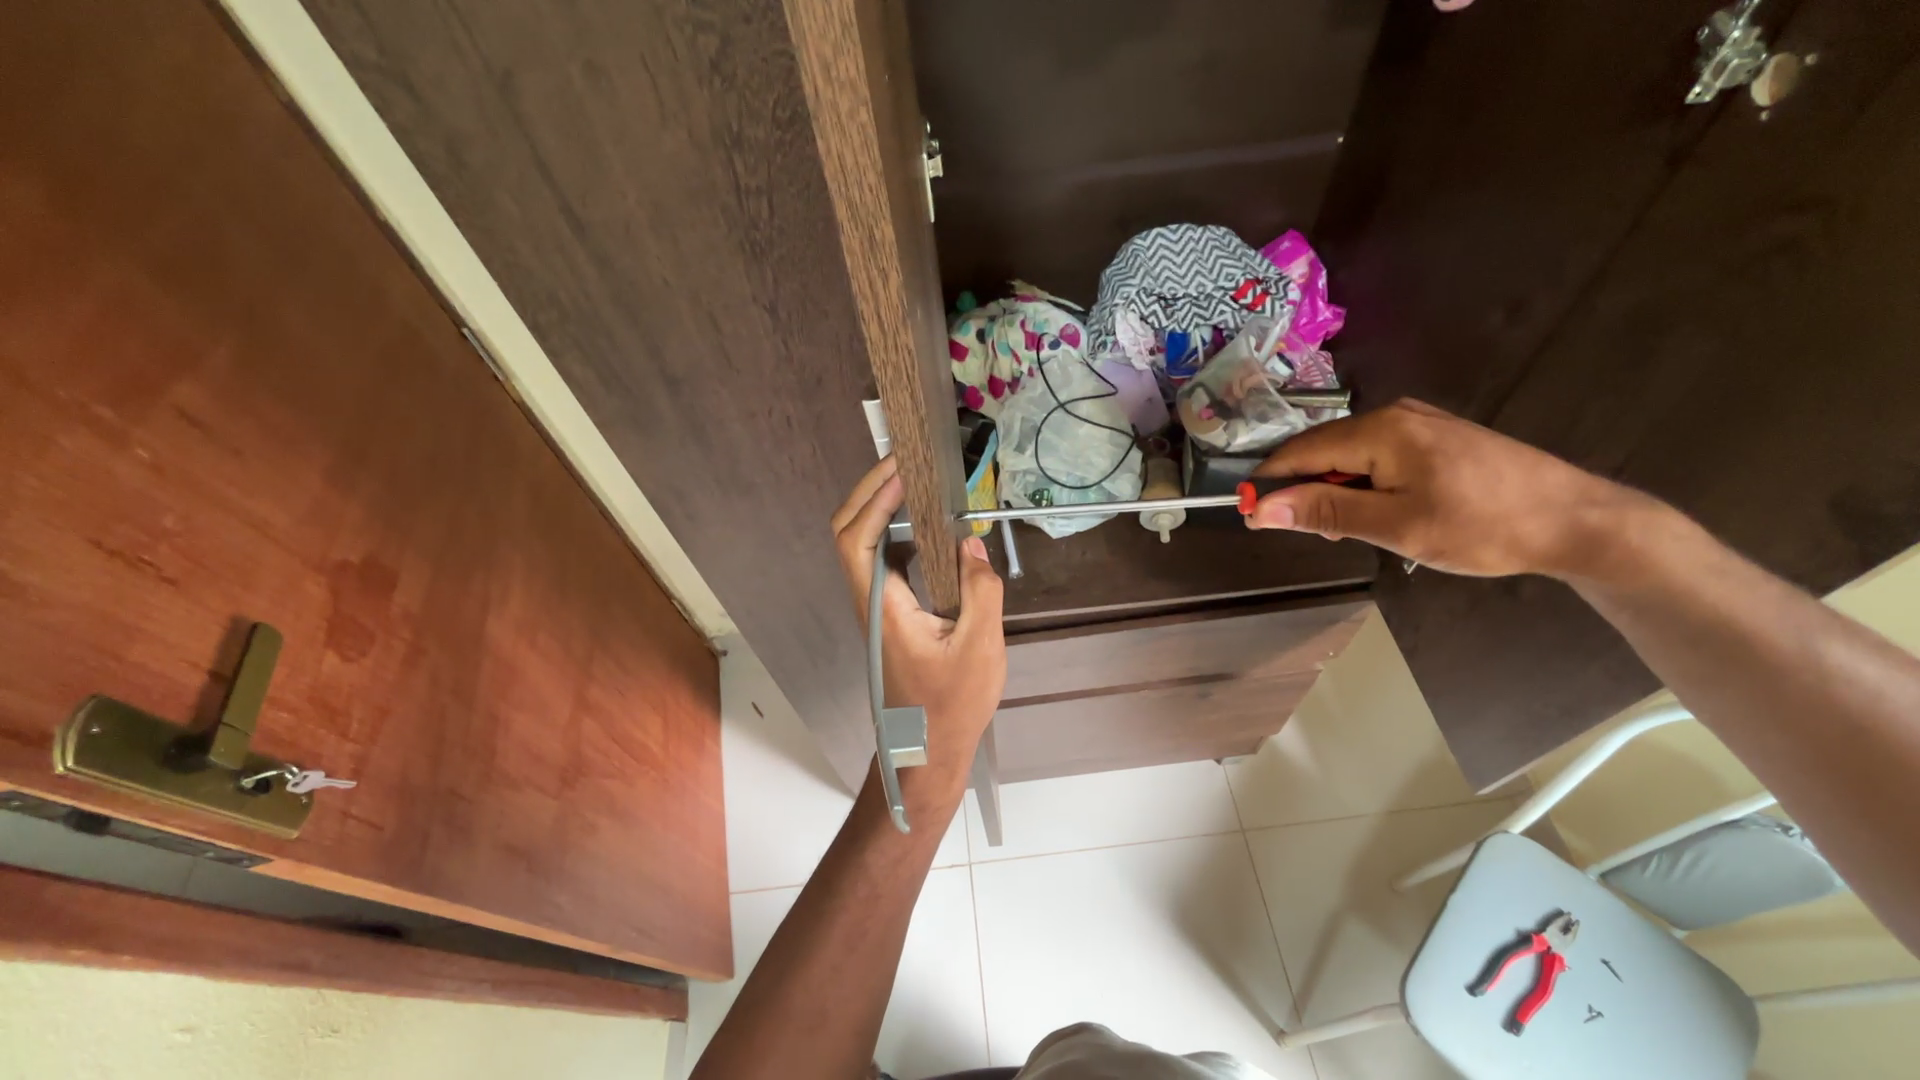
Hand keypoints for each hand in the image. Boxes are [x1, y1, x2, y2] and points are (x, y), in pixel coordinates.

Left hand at [832, 458, 1006, 761]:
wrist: (928, 751)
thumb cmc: (952, 706)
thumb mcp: (980, 647)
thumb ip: (980, 591)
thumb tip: (971, 544)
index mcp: (882, 608)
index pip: (857, 540)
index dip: (873, 498)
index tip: (902, 469)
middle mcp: (871, 603)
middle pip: (848, 534)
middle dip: (869, 491)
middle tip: (903, 461)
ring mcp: (878, 610)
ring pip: (863, 547)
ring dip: (880, 508)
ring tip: (914, 481)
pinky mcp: (892, 617)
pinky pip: (885, 563)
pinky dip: (897, 533)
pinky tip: (926, 525)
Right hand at [1247, 399, 1659, 578]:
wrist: (1576, 520)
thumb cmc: (1481, 526)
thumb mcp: (1395, 525)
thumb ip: (1325, 511)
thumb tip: (1259, 508)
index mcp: (1380, 429)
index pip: (1299, 451)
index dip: (1268, 485)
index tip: (1248, 518)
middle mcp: (1395, 414)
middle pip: (1322, 450)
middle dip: (1304, 489)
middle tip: (1314, 536)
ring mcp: (1420, 423)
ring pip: (1350, 455)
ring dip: (1336, 491)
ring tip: (1353, 530)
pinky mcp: (1438, 438)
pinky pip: (1378, 457)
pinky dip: (1364, 484)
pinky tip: (1381, 512)